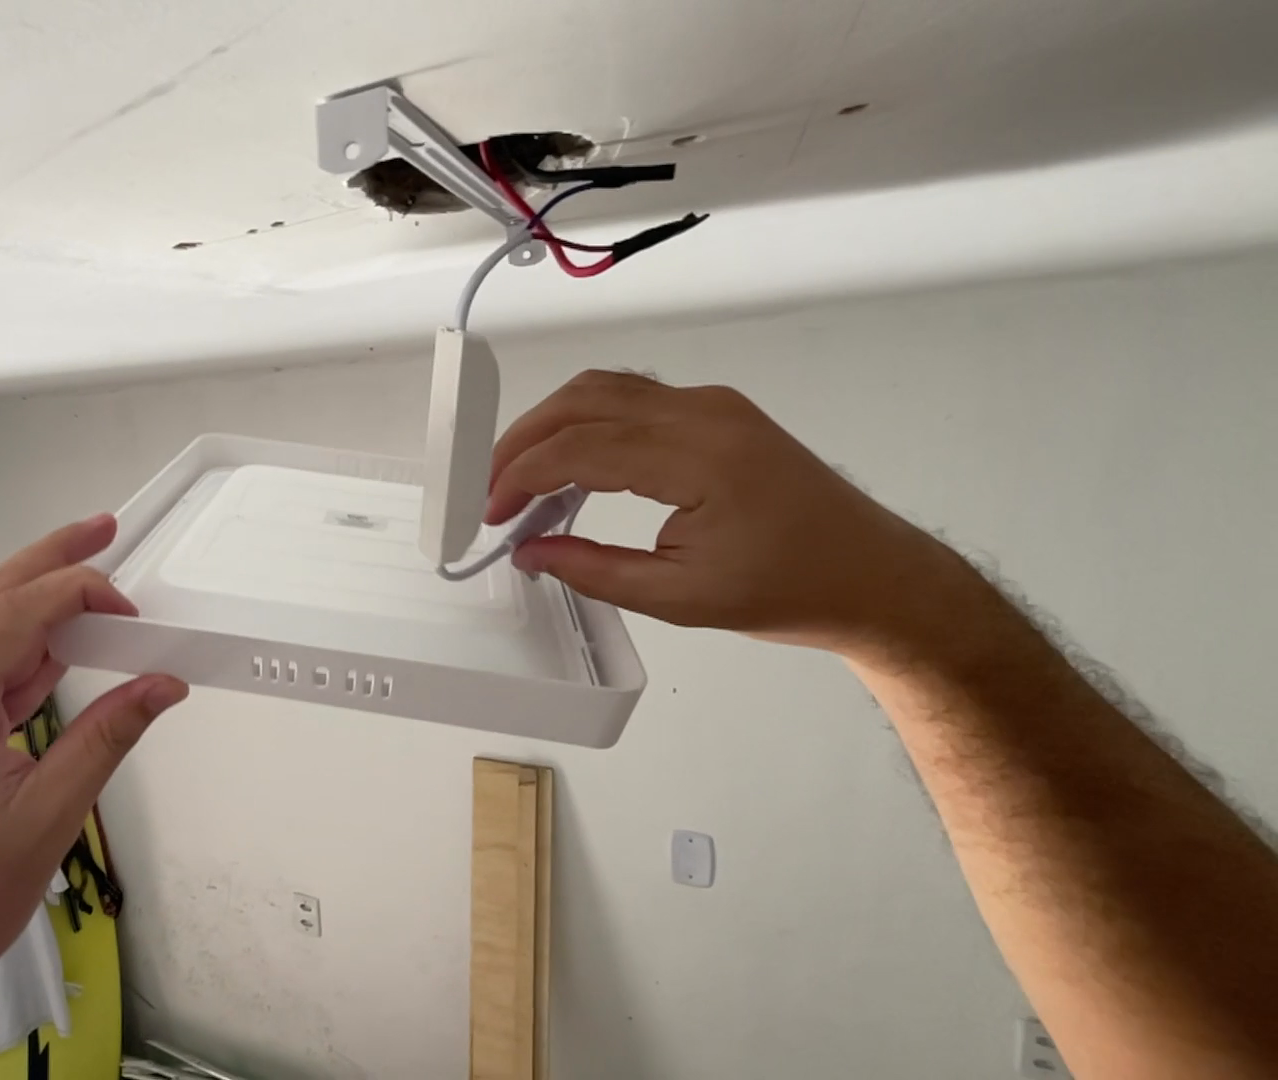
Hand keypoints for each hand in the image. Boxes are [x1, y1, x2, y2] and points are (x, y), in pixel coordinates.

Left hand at [0, 514, 186, 1029]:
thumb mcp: (49, 815)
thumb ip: (108, 735)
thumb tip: (159, 687)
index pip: (9, 619)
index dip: (75, 597)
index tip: (126, 606)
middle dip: (45, 563)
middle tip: (97, 529)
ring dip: (32, 608)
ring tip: (88, 586)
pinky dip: (14, 655)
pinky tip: (56, 650)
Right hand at [487, 371, 973, 657]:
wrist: (875, 576)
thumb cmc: (786, 594)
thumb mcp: (678, 598)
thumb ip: (592, 569)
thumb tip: (527, 550)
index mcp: (700, 459)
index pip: (581, 447)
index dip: (522, 476)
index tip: (492, 515)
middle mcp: (703, 412)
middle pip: (583, 400)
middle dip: (522, 441)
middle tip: (491, 490)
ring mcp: (712, 404)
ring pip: (603, 388)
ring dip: (550, 424)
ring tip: (519, 475)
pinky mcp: (716, 410)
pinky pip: (631, 398)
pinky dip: (584, 422)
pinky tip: (570, 462)